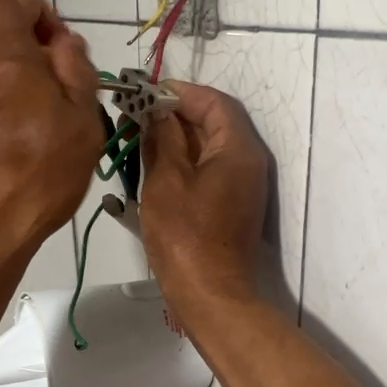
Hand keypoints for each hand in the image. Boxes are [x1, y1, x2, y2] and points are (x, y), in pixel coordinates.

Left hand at [0, 0, 100, 268]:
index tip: (57, 45)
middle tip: (59, 98)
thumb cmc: (41, 177)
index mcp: (5, 57)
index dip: (34, 8)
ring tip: (36, 135)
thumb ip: (76, 72)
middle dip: (30, 57)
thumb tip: (64, 45)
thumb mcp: (83, 123)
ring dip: (10, 91)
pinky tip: (8, 157)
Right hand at [138, 81, 271, 307]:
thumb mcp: (166, 181)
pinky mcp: (232, 207)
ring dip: (178, 140)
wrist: (210, 294)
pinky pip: (210, 172)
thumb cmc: (185, 237)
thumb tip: (156, 112)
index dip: (179, 92)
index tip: (145, 93)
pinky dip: (185, 163)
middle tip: (137, 116)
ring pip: (210, 149)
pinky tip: (155, 169)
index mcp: (238, 149)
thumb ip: (162, 139)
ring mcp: (243, 187)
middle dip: (176, 115)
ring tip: (140, 139)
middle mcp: (248, 163)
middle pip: (214, 123)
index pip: (213, 102)